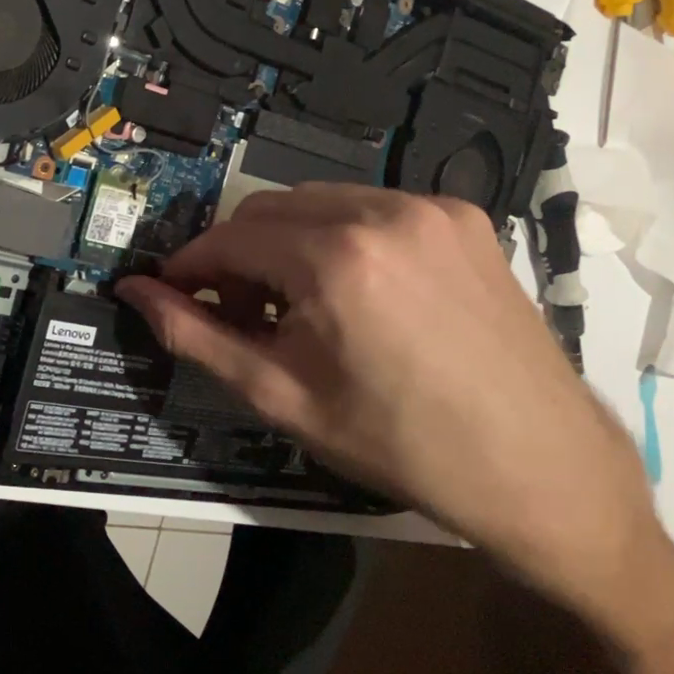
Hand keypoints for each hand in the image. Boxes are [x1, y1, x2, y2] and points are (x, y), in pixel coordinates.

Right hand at [114, 184, 654, 608]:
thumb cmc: (397, 441)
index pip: (227, 237)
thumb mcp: (276, 393)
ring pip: (314, 202)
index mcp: (336, 257)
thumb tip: (131, 290)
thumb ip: (191, 333)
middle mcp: (383, 212)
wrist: (542, 471)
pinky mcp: (464, 219)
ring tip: (293, 306)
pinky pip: (367, 207)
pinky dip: (335, 237)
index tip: (173, 297)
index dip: (188, 266)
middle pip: (266, 209)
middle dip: (235, 254)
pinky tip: (349, 292)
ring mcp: (431, 209)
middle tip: (237, 313)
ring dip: (282, 242)